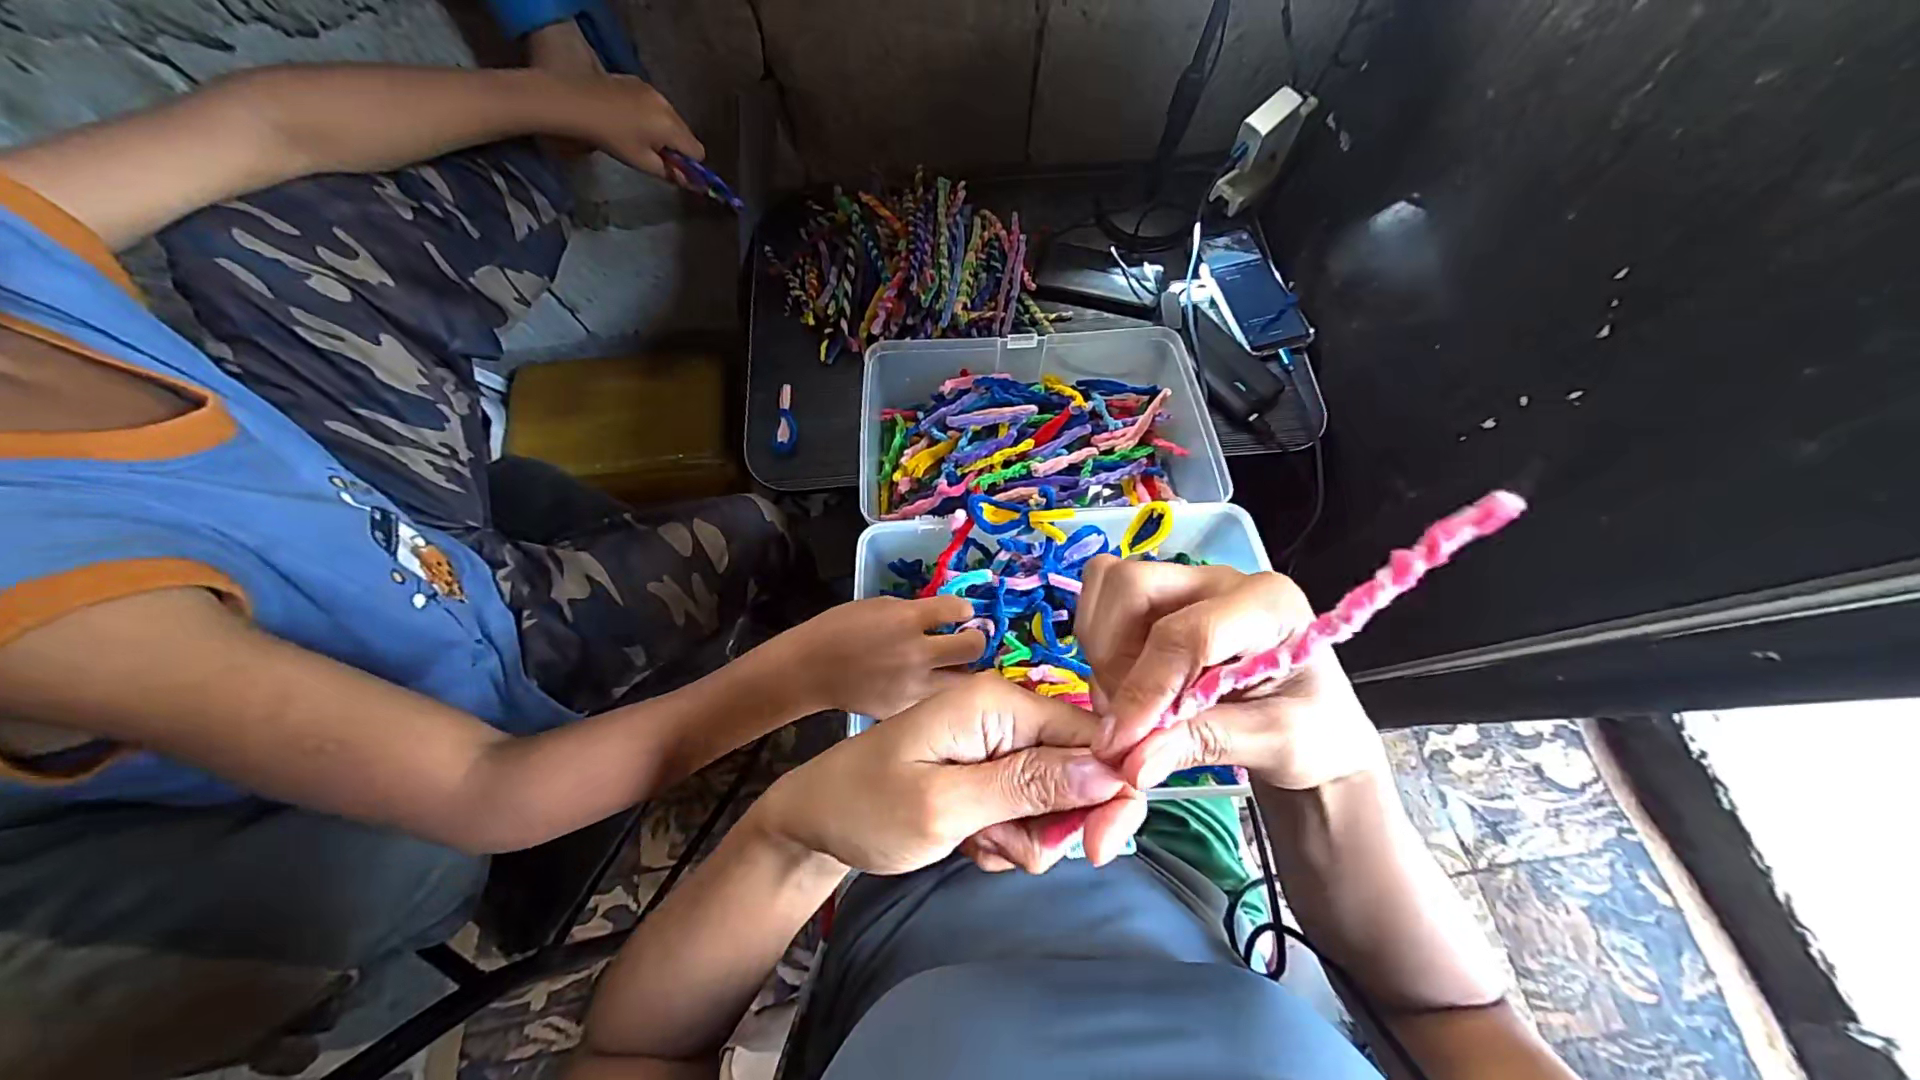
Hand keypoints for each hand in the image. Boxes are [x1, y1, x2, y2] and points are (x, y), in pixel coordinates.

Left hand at [547, 72, 706, 183]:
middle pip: (686, 133)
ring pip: (670, 117)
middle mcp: (667, 104)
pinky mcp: (635, 80)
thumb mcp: (642, 163)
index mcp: (671, 126)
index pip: (697, 152)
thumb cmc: (610, 137)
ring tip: (637, 135)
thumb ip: (669, 173)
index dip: (689, 165)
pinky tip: (628, 119)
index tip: (672, 169)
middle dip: (677, 146)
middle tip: (653, 153)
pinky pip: (654, 104)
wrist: (573, 101)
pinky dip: (650, 114)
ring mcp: (651, 89)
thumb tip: (688, 181)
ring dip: (663, 130)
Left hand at [751, 674, 1134, 874]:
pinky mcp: (990, 770)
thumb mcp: (944, 803)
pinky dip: (1008, 836)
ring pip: (1055, 799)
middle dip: (1056, 822)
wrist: (817, 819)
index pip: (1093, 736)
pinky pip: (1027, 810)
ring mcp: (998, 743)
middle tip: (1011, 848)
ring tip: (977, 843)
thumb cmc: (866, 806)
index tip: (1095, 849)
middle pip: (1080, 770)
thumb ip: (1026, 786)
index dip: (1111, 791)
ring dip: (1026, 835)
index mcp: (998, 703)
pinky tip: (971, 842)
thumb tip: (1109, 772)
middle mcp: (1006, 715)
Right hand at [782, 596, 986, 719]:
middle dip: (976, 641)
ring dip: (965, 671)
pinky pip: (937, 700)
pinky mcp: (905, 708)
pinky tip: (931, 686)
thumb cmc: (840, 628)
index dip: (965, 610)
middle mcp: (917, 652)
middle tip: (968, 640)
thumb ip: (915, 611)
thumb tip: (945, 617)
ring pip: (964, 682)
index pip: (958, 610)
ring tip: (956, 667)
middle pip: (973, 648)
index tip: (963, 614)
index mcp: (908, 619)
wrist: (810, 669)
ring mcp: (913, 685)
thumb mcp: (881, 606)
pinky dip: (940, 692)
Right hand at [1079, 557, 1386, 790]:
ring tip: (1126, 705)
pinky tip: (1124, 688)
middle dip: (1113, 655)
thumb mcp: (1274, 744)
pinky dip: (1098, 648)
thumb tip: (1131, 761)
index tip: (1120, 742)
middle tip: (1125, 719)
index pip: (1189, 633)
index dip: (1147, 688)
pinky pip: (1102, 605)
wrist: (1310, 724)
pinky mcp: (1156, 599)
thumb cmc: (1310, 731)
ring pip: (1107, 587)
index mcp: (1268, 605)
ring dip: (1101, 650)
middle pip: (1132, 586)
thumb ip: (1203, 744)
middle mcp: (1219, 581)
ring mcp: (1182, 584)